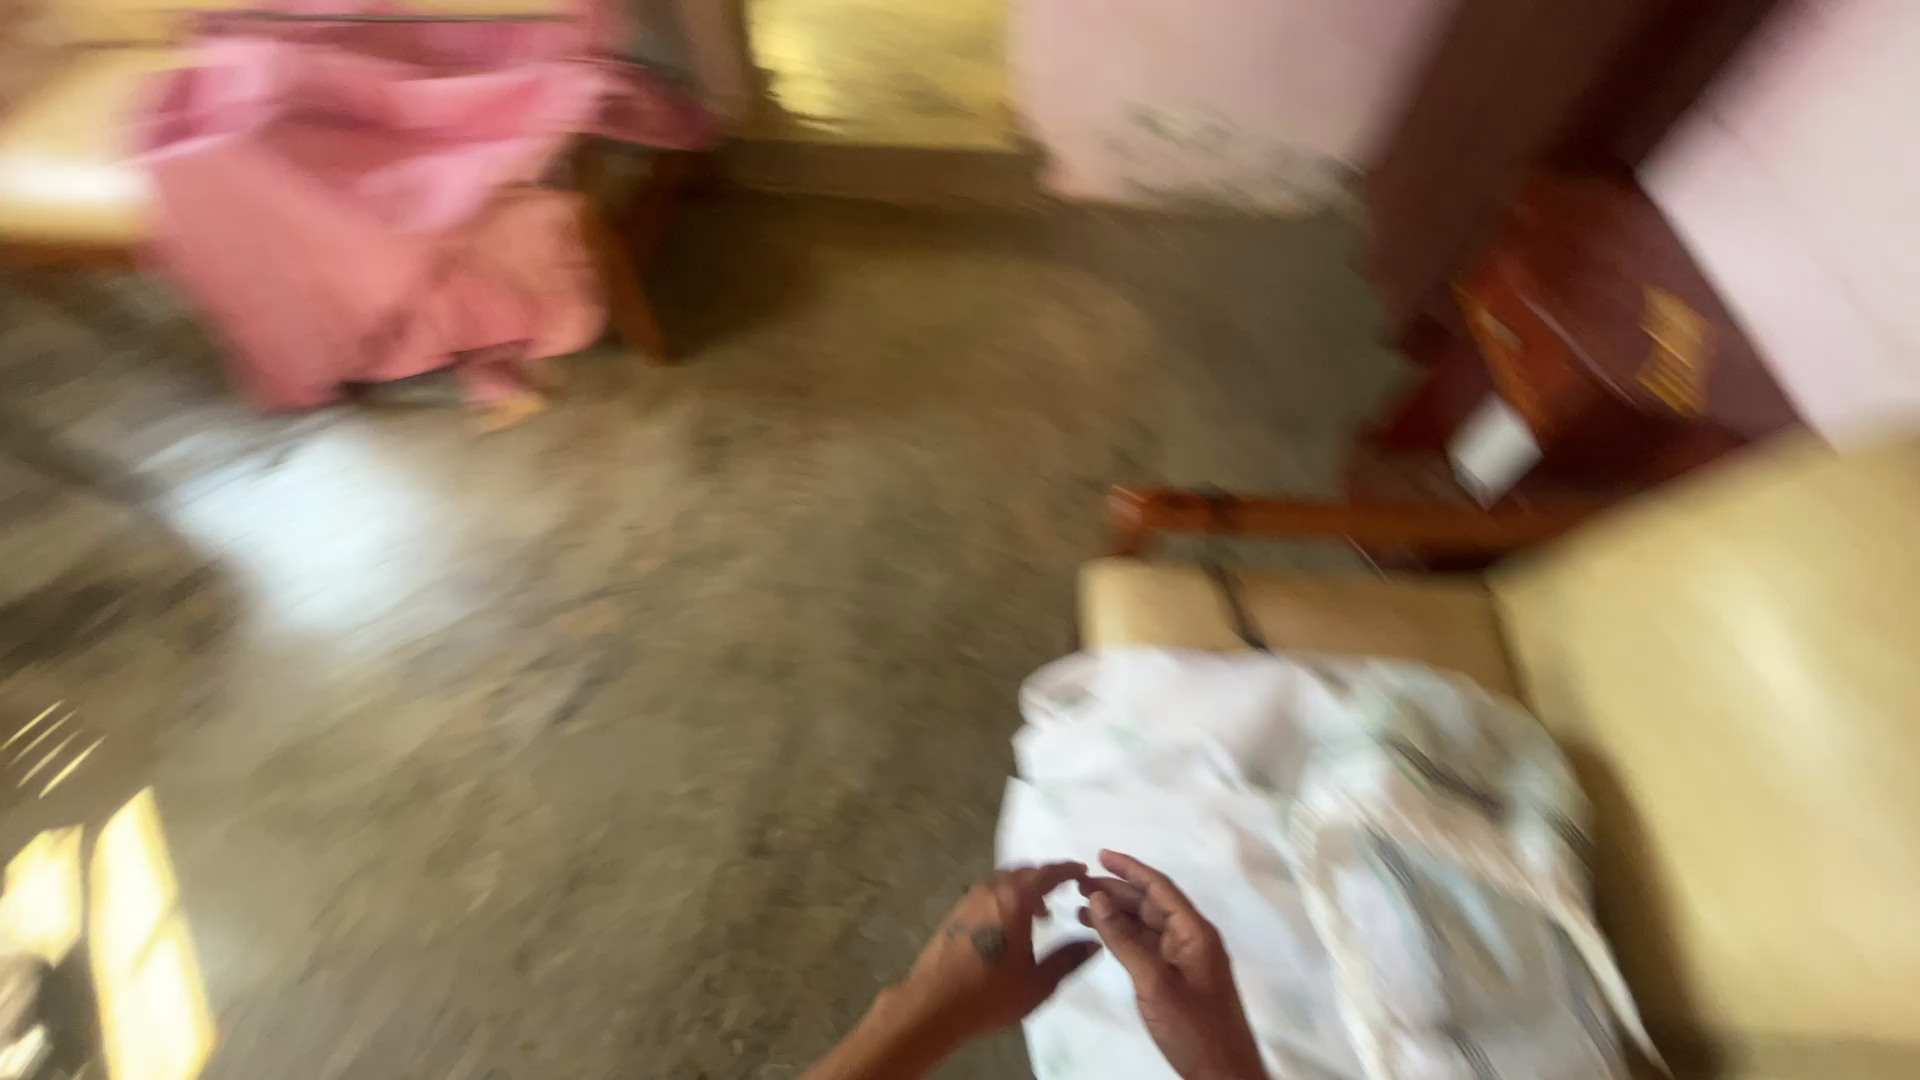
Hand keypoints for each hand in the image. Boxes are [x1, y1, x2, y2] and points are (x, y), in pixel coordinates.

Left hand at [893, 862, 1103, 1044]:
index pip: (1047, 873)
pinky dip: (1007, 894)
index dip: (1067, 869)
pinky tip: (1011, 922)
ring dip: (1025, 887)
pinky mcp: (958, 909)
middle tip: (1063, 891)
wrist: (934, 1002)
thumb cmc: (991, 993)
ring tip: (1039, 911)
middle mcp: (993, 889)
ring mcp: (972, 897)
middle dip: (1046, 877)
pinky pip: (990, 890)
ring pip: (1005, 879)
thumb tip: (1094, 942)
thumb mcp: (1039, 982)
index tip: (1082, 870)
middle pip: (1025, 871)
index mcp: (1015, 899)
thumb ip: (1068, 958)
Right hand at [1079, 850, 1265, 1079]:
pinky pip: (1148, 946)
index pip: (1158, 887)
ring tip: (1081, 907)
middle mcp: (1191, 938)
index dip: (1129, 868)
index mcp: (1194, 931)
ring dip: (1116, 914)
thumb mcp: (1153, 982)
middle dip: (1116, 891)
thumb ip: (1124, 938)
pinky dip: (1124, 937)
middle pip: (1150, 903)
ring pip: (1146, 924)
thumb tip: (1097, 897)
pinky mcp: (1178, 978)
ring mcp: (1185, 959)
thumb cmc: (1193, 1030)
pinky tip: (1101, 934)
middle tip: (1081, 885)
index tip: (1100, 856)